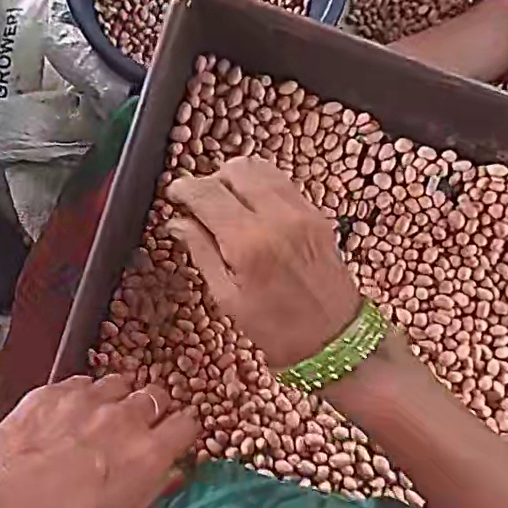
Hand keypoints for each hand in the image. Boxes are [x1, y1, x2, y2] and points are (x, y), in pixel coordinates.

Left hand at [0, 375, 198, 507]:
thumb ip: (150, 492)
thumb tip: (169, 473)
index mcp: (147, 457)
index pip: (187, 424)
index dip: (179, 435)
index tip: (170, 443)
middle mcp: (122, 419)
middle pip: (155, 396)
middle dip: (150, 413)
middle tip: (132, 434)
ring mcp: (83, 400)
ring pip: (118, 383)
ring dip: (115, 401)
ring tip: (96, 424)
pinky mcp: (48, 392)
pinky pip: (80, 384)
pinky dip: (80, 398)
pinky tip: (63, 421)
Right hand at [162, 156, 363, 367]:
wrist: (333, 338)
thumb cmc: (275, 327)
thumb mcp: (227, 297)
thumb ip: (201, 252)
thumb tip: (177, 223)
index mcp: (249, 242)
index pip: (207, 193)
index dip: (184, 188)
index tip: (174, 194)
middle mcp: (278, 218)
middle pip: (235, 169)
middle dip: (211, 181)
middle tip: (200, 205)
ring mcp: (301, 212)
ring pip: (261, 169)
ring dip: (237, 179)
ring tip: (226, 206)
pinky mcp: (317, 214)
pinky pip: (282, 182)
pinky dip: (261, 186)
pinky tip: (252, 211)